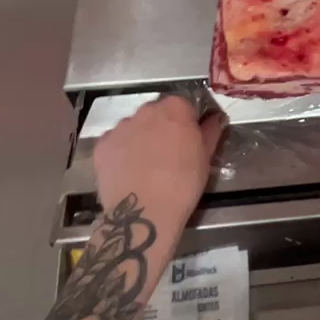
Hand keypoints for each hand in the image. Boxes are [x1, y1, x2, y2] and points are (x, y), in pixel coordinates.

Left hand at [94, 95, 227, 224]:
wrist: (144, 214)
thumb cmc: (183, 183)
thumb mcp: (205, 157)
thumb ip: (211, 131)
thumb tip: (216, 118)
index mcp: (175, 107)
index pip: (183, 106)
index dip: (186, 123)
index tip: (187, 142)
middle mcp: (146, 110)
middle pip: (156, 113)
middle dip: (161, 128)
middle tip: (167, 155)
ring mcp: (121, 126)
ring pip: (134, 127)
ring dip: (140, 139)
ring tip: (145, 167)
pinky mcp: (102, 145)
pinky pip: (114, 143)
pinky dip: (121, 153)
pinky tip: (128, 172)